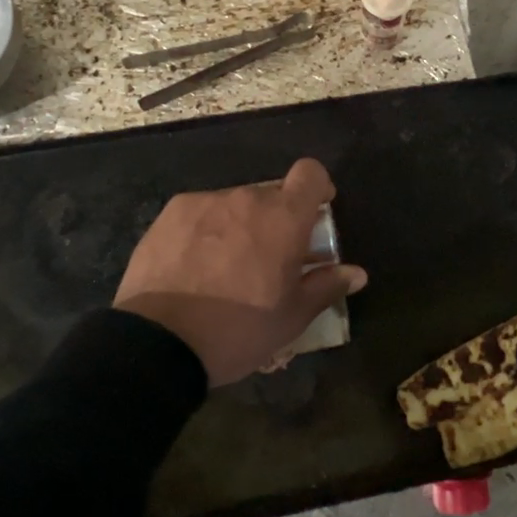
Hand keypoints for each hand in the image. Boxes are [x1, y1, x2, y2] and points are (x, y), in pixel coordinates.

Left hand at [113, 158, 368, 385]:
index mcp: (284, 217)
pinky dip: (206, 231)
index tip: (316, 211)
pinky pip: (201, 213)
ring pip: (234, 204)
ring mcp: (206, 202)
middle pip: (271, 194)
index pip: (311, 173)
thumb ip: (326, 287)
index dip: (318, 187)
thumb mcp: (291, 318)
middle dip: (276, 219)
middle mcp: (247, 198)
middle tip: (269, 258)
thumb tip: (356, 273)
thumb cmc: (238, 330)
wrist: (160, 343)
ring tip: (226, 268)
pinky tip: (194, 266)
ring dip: (239, 225)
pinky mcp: (171, 213)